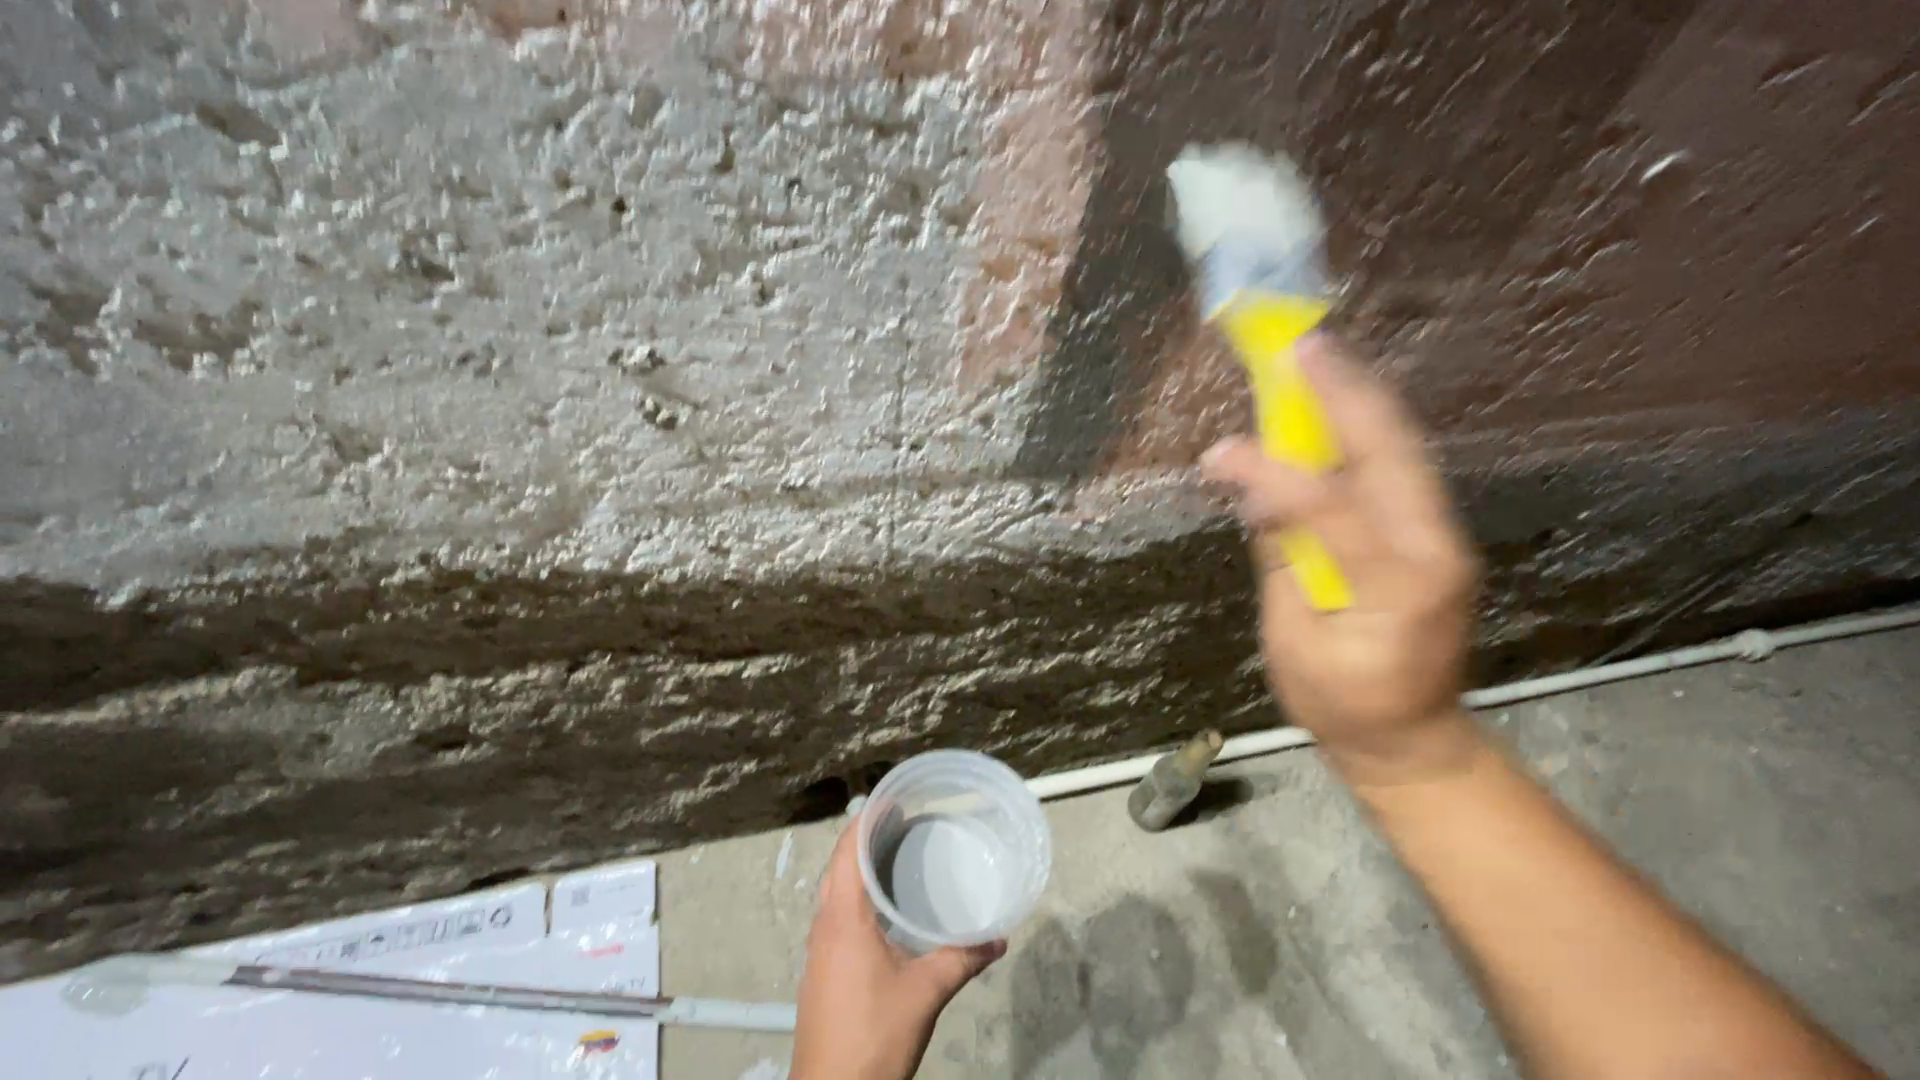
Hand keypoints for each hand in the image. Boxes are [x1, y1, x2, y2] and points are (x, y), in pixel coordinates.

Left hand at [791, 822, 1004, 1079]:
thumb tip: (998, 938)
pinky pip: (836, 914)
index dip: (867, 819)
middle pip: (839, 865)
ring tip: (898, 855)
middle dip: (866, 838)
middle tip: (906, 822)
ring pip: (835, 891)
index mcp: (843, 918)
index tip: (895, 800)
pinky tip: (885, 909)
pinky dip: (857, 895)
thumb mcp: (926, 994)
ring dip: (859, 867)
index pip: (848, 850)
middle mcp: (824, 925)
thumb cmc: (874, 1035)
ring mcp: (818, 949)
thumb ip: (961, 959)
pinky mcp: (821, 970)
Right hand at [1201, 335, 1480, 785]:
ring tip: (1318, 358)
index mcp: (1397, 588)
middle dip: (1344, 394)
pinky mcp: (1436, 534)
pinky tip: (1337, 402)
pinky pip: (1401, 468)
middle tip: (1301, 346)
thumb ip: (1280, 558)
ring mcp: (1445, 538)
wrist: (1413, 738)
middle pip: (1390, 455)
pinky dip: (1366, 429)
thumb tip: (1251, 490)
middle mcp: (1436, 550)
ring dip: (1358, 399)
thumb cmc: (1342, 704)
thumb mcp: (1295, 642)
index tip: (1219, 451)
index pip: (1330, 509)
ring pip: (1403, 450)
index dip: (1273, 473)